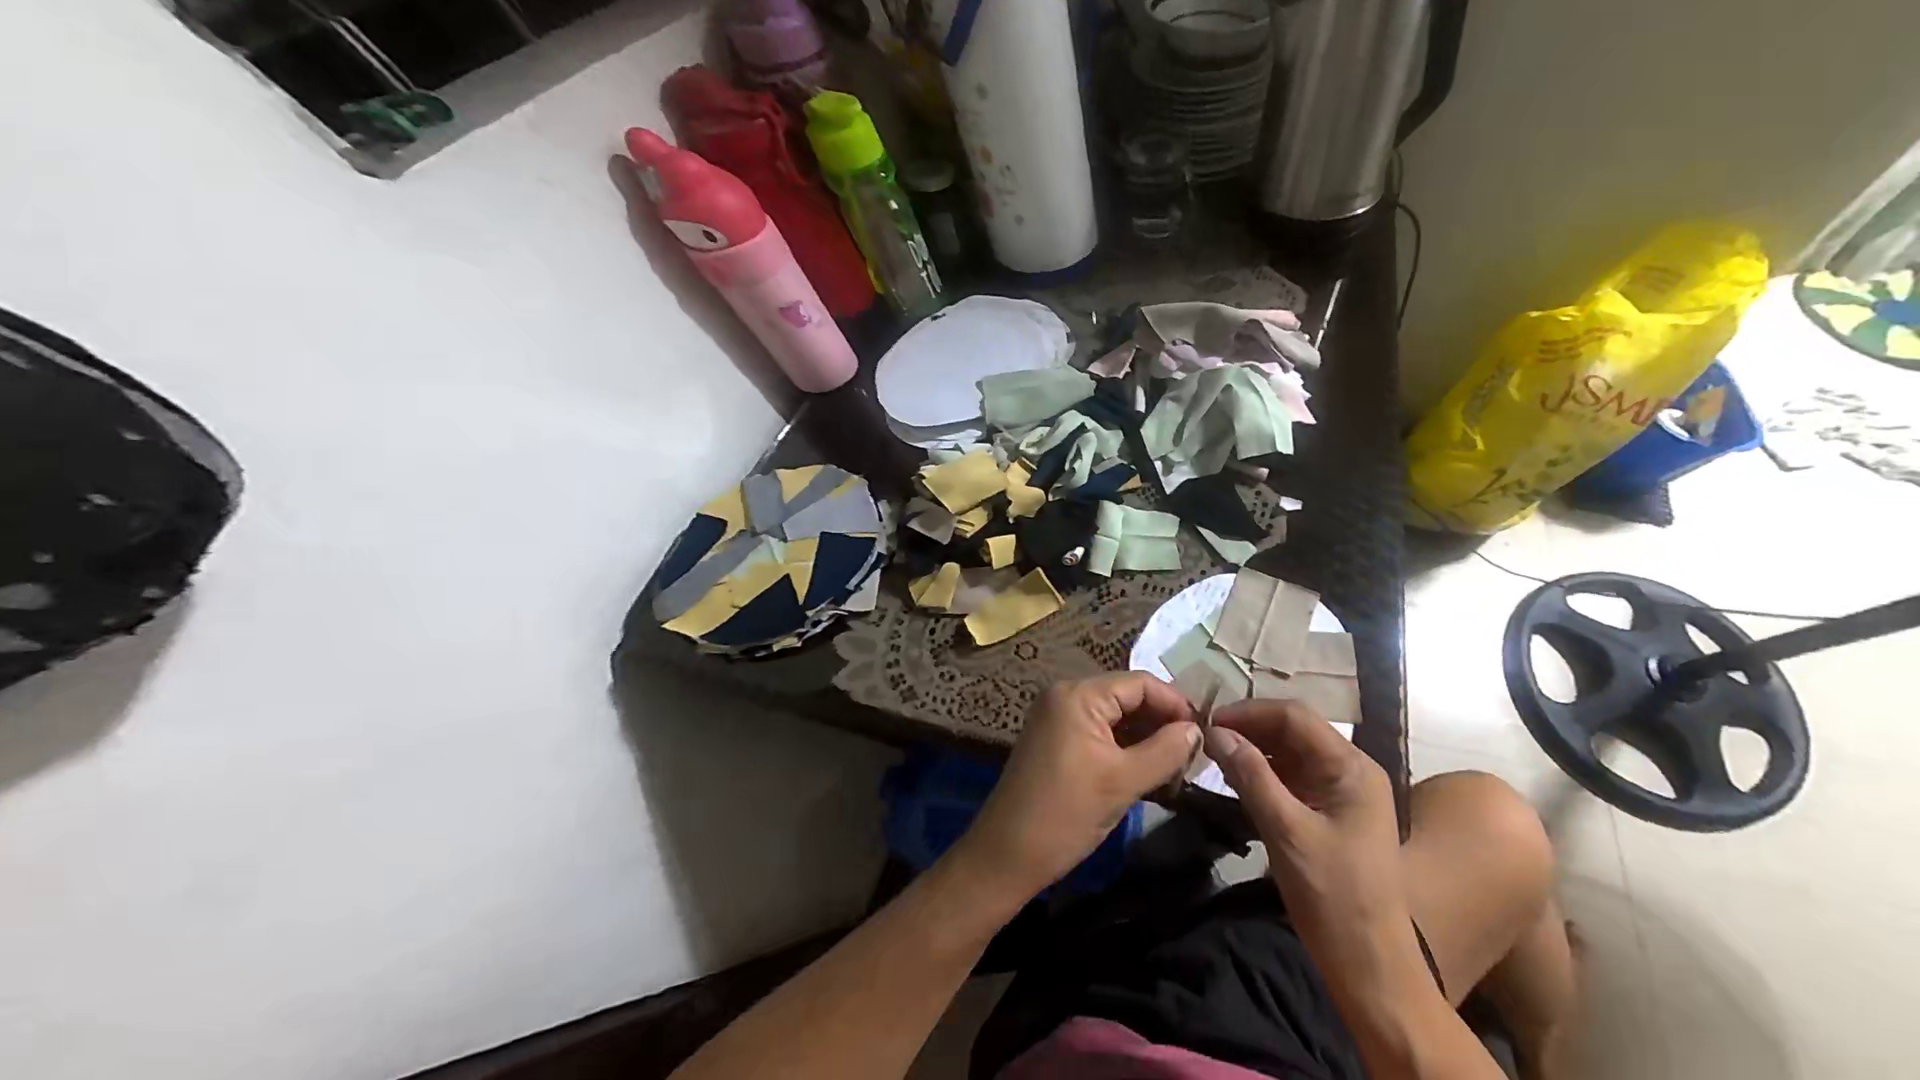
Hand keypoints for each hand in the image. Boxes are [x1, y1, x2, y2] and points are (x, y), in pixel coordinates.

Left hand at [949, 673, 1200, 907]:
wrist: (1007, 854)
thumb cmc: (1066, 813)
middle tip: (1196, 755)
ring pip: (1116, 718)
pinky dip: (1126, 749)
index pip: (1139, 683)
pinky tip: (1151, 773)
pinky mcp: (1056, 742)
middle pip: (1127, 697)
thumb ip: (1166, 750)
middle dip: (1163, 722)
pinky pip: (1100, 734)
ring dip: (1147, 739)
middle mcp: (1065, 696)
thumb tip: (1197, 729)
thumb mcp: (1124, 781)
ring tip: (1179, 768)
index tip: (1206, 733)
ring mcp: (1057, 719)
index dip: (1175, 704)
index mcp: (1077, 695)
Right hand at [1204, 701, 1410, 984]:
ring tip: (1215, 758)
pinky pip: (1292, 778)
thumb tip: (1215, 732)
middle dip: (1250, 730)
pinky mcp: (1330, 813)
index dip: (1249, 712)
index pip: (1295, 716)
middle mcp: (1351, 770)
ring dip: (1254, 750)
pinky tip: (1236, 781)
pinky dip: (1263, 773)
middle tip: (1206, 740)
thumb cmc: (1332, 893)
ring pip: (1290, 753)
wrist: (1369, 963)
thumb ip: (1251, 775)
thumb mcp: (1286, 829)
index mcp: (1352, 767)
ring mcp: (1342, 792)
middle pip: (1293, 731)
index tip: (1208, 722)